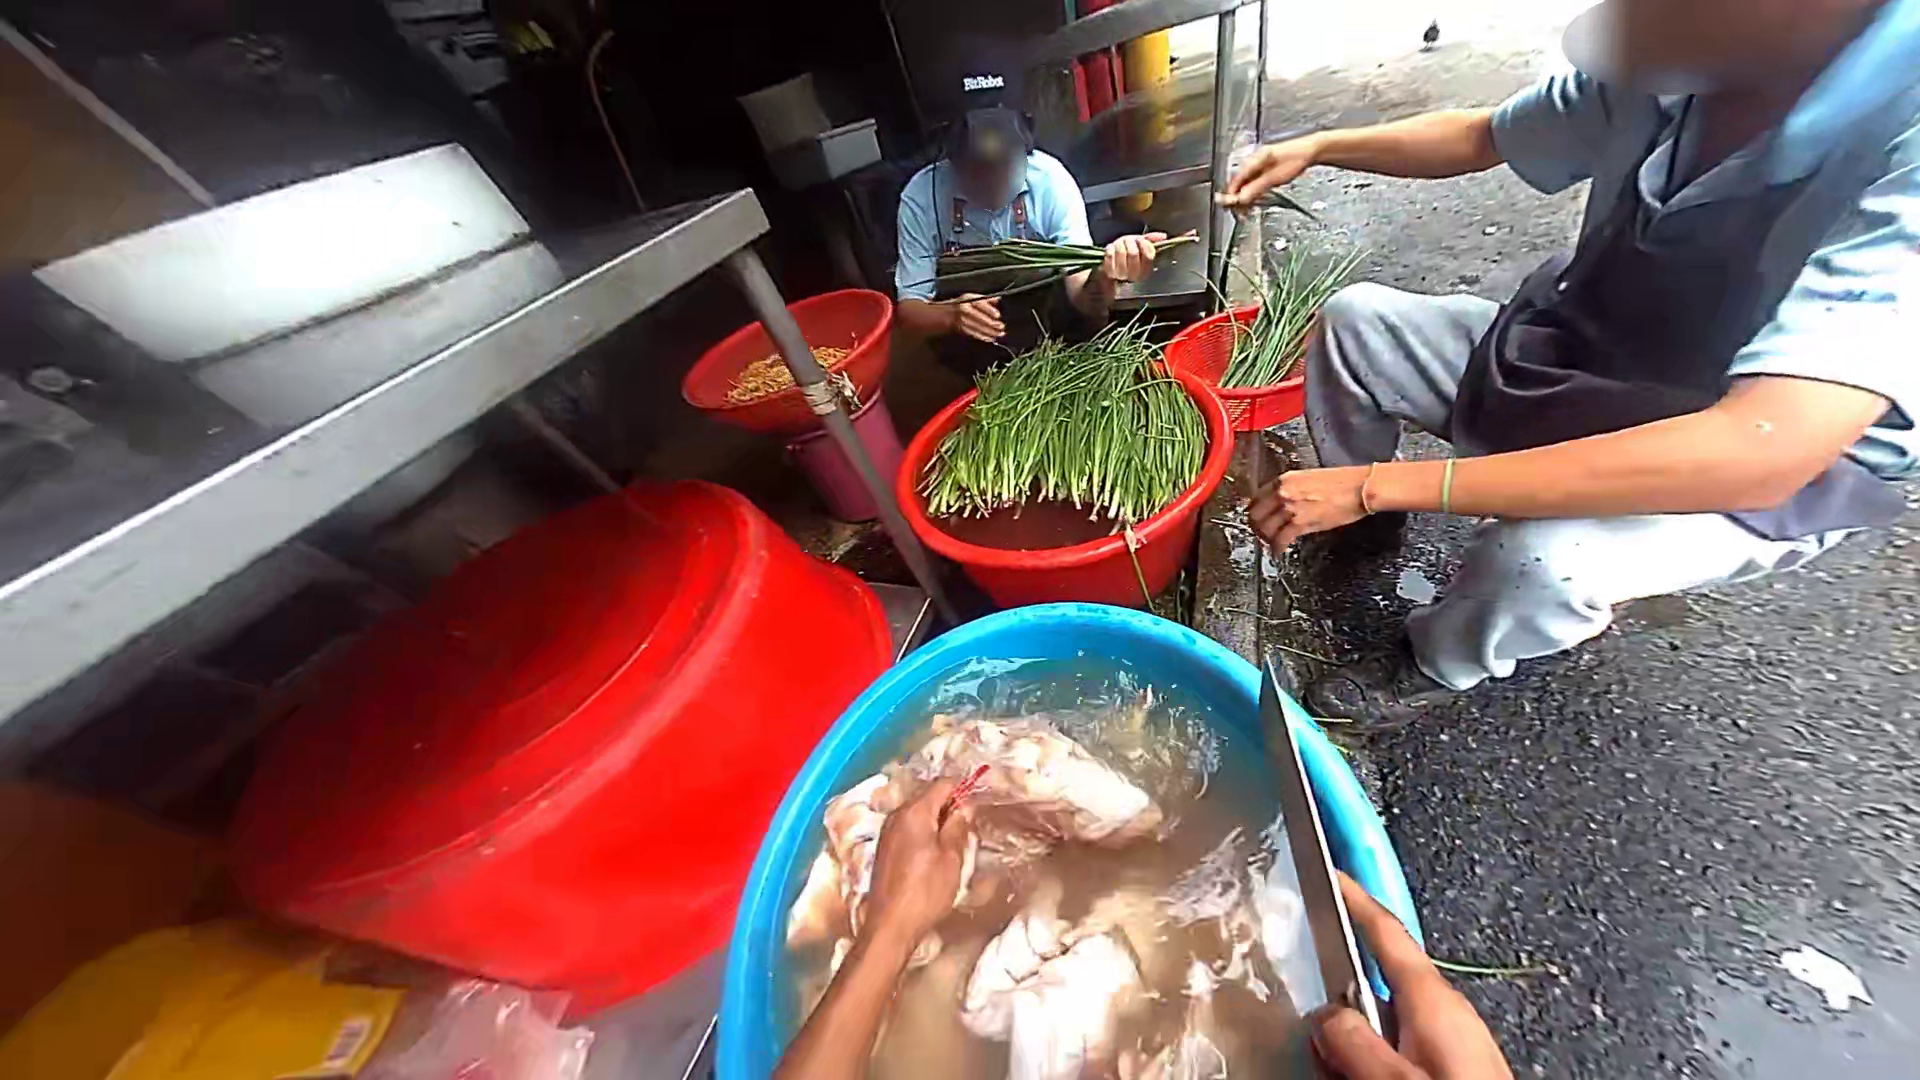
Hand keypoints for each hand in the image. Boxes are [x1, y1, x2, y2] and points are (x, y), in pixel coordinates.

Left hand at [863, 780, 972, 944]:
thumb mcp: (951, 859)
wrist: (889, 927)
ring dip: (937, 819)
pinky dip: (924, 831)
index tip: (978, 800)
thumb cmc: (925, 892)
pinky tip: (935, 851)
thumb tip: (965, 805)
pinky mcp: (885, 847)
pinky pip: (909, 827)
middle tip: (969, 824)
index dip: (962, 788)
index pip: (942, 784)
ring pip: (918, 812)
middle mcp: (898, 814)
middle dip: (949, 804)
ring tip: (955, 840)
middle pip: (928, 796)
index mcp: (915, 811)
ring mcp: (888, 830)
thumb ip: (957, 826)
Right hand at [953, 294, 1004, 342]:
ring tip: (999, 334)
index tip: (997, 315)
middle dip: (991, 323)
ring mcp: (962, 320)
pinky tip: (991, 338)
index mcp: (968, 300)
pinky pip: (974, 334)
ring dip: (989, 332)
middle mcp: (964, 309)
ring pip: (977, 327)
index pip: (980, 304)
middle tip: (1001, 327)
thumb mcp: (973, 298)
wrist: (948, 313)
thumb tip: (998, 298)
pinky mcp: (962, 329)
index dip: (989, 310)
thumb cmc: (964, 305)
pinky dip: (983, 337)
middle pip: (979, 317)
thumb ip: (986, 299)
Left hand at [1100, 232, 1166, 283]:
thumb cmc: (1126, 258)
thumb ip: (1152, 241)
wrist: (1108, 270)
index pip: (1148, 256)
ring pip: (1121, 252)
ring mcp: (1119, 274)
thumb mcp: (1140, 248)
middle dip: (1131, 242)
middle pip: (1134, 253)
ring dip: (1120, 243)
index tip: (1140, 240)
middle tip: (1128, 240)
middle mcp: (1132, 276)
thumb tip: (1163, 237)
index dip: (1144, 244)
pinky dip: (1111, 248)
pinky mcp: (1107, 271)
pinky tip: (1111, 249)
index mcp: (1144, 271)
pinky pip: (1110, 255)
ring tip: (1119, 244)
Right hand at [1217, 135, 1322, 208]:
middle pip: (1238, 184)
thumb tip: (1240, 200)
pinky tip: (1253, 201)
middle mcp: (1254, 161)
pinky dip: (1250, 194)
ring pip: (1244, 186)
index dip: (1231, 196)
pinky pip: (1251, 184)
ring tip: (1247, 210)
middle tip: (1241, 213)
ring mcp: (1258, 166)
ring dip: (1244, 199)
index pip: (1236, 181)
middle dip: (1238, 200)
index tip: (1232, 208)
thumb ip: (1255, 189)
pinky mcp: (1262, 170)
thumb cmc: (1297, 158)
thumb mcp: (1274, 178)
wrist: (1311, 150)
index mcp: (1255, 159)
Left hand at [1250, 466, 1369, 547]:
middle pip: (1255, 514)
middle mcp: (1282, 493)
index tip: (1258, 518)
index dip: (1255, 511)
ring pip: (1265, 528)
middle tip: (1261, 533)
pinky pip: (1280, 539)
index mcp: (1283, 480)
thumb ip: (1290, 489)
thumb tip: (1280, 501)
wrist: (1361, 487)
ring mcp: (1289, 508)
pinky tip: (1278, 551)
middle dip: (1256, 526)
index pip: (1256, 498)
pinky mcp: (1300, 523)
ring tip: (1270, 543)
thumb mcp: (1307, 478)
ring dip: (1266, 538)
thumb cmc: (1342, 482)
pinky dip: (1277, 548)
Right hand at [1310, 874, 1512, 1079]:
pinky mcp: (1455, 1075)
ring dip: (1352, 1031)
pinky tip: (1353, 1073)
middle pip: (1375, 976)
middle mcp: (1446, 1015)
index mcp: (1434, 999)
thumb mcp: (1397, 1079)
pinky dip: (1370, 1055)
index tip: (1326, 872)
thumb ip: (1352, 1038)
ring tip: (1327, 1055)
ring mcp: (1453, 1049)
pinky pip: (1398, 1049)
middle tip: (1303, 1003)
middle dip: (1336, 985)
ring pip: (1383, 1018)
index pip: (1384, 928)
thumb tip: (1324, 1016)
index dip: (1352, 896)